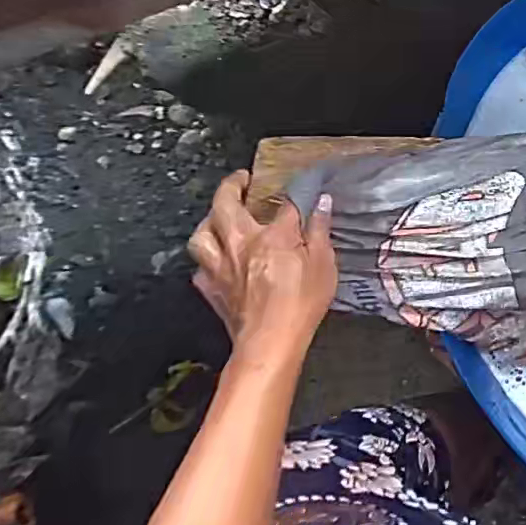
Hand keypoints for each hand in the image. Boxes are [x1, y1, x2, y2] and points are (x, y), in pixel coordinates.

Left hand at [188, 170, 336, 363]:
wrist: (270, 344)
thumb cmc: (301, 303)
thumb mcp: (324, 263)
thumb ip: (320, 229)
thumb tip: (322, 202)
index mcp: (272, 235)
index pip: (284, 203)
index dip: (295, 192)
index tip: (304, 187)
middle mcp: (241, 245)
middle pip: (224, 206)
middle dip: (230, 186)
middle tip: (240, 180)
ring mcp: (221, 268)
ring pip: (201, 236)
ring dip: (208, 221)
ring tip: (219, 217)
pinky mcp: (212, 291)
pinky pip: (200, 268)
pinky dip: (207, 259)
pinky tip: (218, 260)